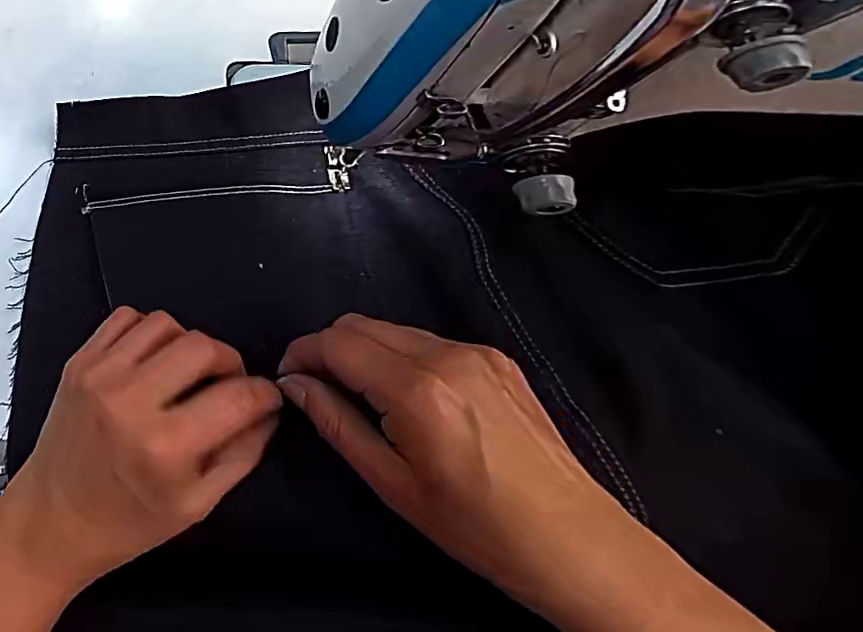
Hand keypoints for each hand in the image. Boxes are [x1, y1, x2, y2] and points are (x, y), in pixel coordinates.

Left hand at [0, 308, 280, 631]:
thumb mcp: (197, 504)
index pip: (237, 397)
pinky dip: (149, 331)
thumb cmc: (127, 523)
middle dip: (229, 361)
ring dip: (188, 344)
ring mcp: (100, 374)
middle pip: (204, 346)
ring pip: (167, 323)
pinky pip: (128, 317)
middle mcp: (131, 401)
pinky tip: (151, 360)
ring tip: (185, 372)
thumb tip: (269, 410)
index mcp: (164, 447)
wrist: (50, 522)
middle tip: (226, 382)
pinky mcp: (80, 360)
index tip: (266, 396)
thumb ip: (243, 455)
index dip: (263, 393)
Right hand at [279, 315, 769, 631]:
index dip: (304, 351)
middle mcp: (444, 353)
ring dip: (366, 349)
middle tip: (318, 385)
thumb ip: (337, 424)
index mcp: (417, 389)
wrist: (573, 539)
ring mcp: (474, 348)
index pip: (339, 343)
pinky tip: (410, 395)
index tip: (288, 374)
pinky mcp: (495, 354)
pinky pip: (430, 339)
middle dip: (330, 346)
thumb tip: (296, 385)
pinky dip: (403, 355)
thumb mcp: (393, 484)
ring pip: (395, 328)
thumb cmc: (476, 526)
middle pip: (362, 324)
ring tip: (362, 393)